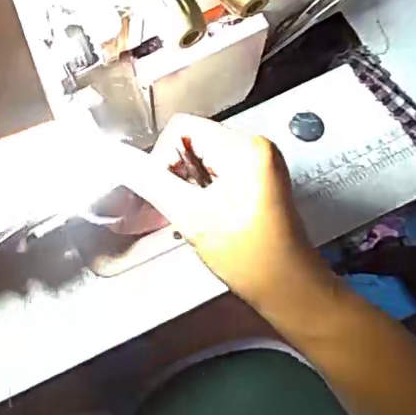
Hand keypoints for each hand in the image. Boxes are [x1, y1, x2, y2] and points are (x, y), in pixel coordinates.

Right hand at [106, 113, 331, 308]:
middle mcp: (256, 147)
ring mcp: (260, 162)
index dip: (164, 157)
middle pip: (192, 139)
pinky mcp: (259, 177)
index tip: (169, 189)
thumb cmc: (254, 259)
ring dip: (191, 183)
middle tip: (187, 207)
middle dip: (178, 172)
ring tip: (203, 214)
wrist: (288, 287)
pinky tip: (213, 215)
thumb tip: (127, 164)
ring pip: (202, 156)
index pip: (183, 127)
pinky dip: (205, 190)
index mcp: (245, 148)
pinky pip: (217, 169)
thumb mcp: (192, 217)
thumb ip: (154, 184)